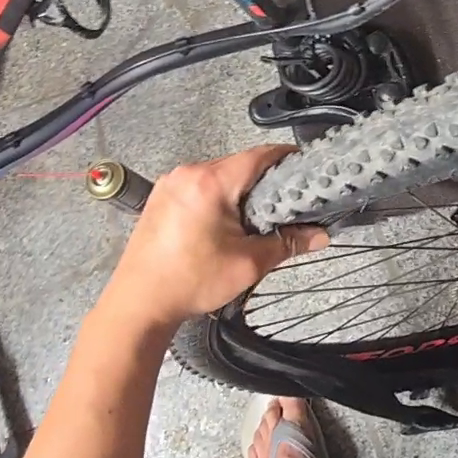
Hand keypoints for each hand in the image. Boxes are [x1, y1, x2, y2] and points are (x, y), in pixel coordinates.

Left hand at [98, 146, 328, 327]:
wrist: (139, 303)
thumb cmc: (189, 282)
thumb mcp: (248, 264)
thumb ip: (287, 244)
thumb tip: (319, 236)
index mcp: (210, 183)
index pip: (259, 155)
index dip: (286, 158)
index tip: (305, 168)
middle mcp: (187, 174)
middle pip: (239, 163)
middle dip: (264, 180)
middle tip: (286, 202)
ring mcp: (171, 183)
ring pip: (219, 174)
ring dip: (240, 189)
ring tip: (257, 216)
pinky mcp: (162, 196)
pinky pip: (199, 185)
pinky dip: (218, 196)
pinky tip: (227, 222)